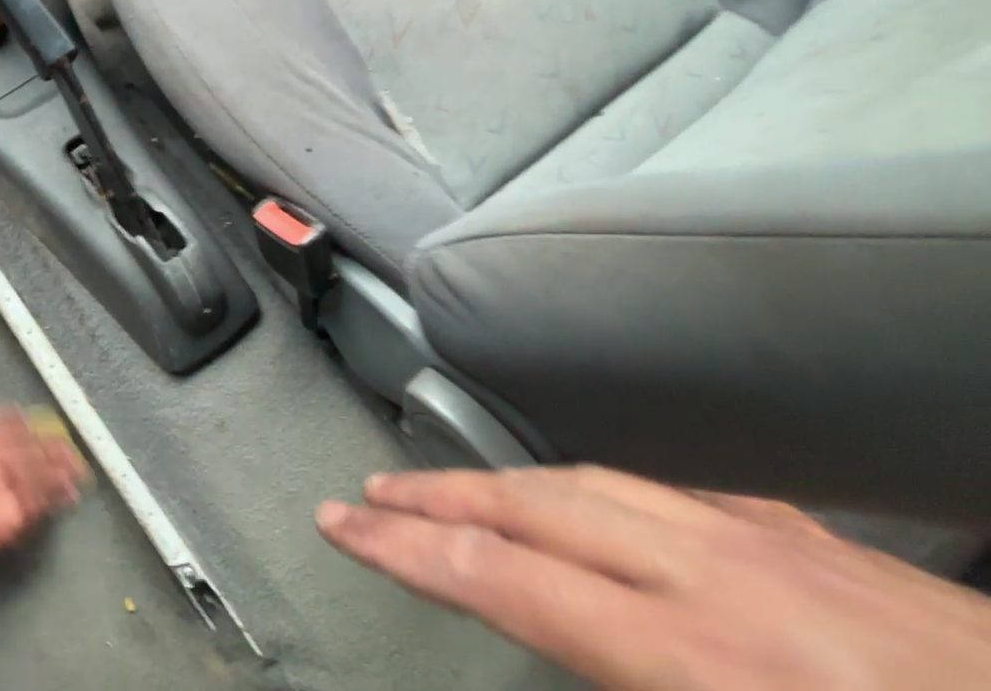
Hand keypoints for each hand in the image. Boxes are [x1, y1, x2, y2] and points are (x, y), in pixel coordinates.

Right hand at [316, 466, 990, 690]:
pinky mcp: (813, 542)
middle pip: (533, 506)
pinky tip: (581, 502)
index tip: (342, 522)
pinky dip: (593, 492)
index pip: (502, 577)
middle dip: (435, 498)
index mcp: (704, 656)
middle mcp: (723, 579)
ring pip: (591, 484)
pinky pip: (668, 496)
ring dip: (501, 485)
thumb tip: (553, 643)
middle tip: (369, 496)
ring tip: (445, 491)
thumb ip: (631, 678)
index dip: (404, 548)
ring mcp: (773, 547)